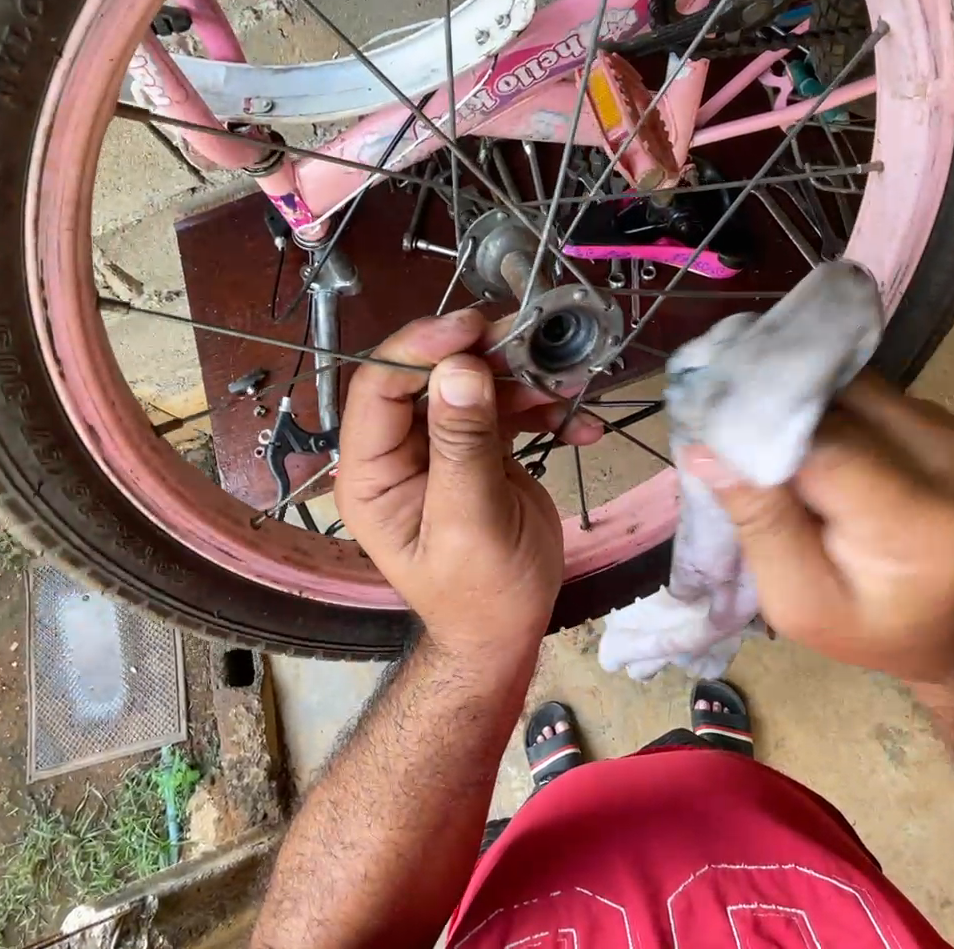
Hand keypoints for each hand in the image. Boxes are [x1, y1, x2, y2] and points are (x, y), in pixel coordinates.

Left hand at [336, 310, 601, 657]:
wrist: (508, 625)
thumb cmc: (480, 593)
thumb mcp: (471, 524)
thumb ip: (463, 447)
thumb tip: (460, 369)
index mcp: (373, 472)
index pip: (379, 388)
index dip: (419, 349)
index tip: (471, 329)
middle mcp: (399, 450)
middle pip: (431, 377)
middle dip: (484, 356)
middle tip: (533, 339)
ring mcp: (440, 445)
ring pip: (474, 385)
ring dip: (523, 379)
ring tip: (570, 383)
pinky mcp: (477, 447)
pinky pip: (505, 410)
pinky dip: (544, 410)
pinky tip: (580, 424)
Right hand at [682, 372, 953, 681]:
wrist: (952, 625)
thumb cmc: (866, 628)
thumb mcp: (797, 602)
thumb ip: (760, 525)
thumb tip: (705, 450)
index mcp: (920, 525)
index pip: (827, 447)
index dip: (762, 430)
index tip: (707, 430)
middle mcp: (949, 462)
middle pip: (837, 406)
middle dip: (773, 412)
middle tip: (720, 430)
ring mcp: (952, 434)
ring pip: (847, 388)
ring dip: (795, 406)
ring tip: (758, 437)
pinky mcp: (941, 420)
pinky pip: (863, 394)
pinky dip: (821, 409)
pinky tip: (799, 441)